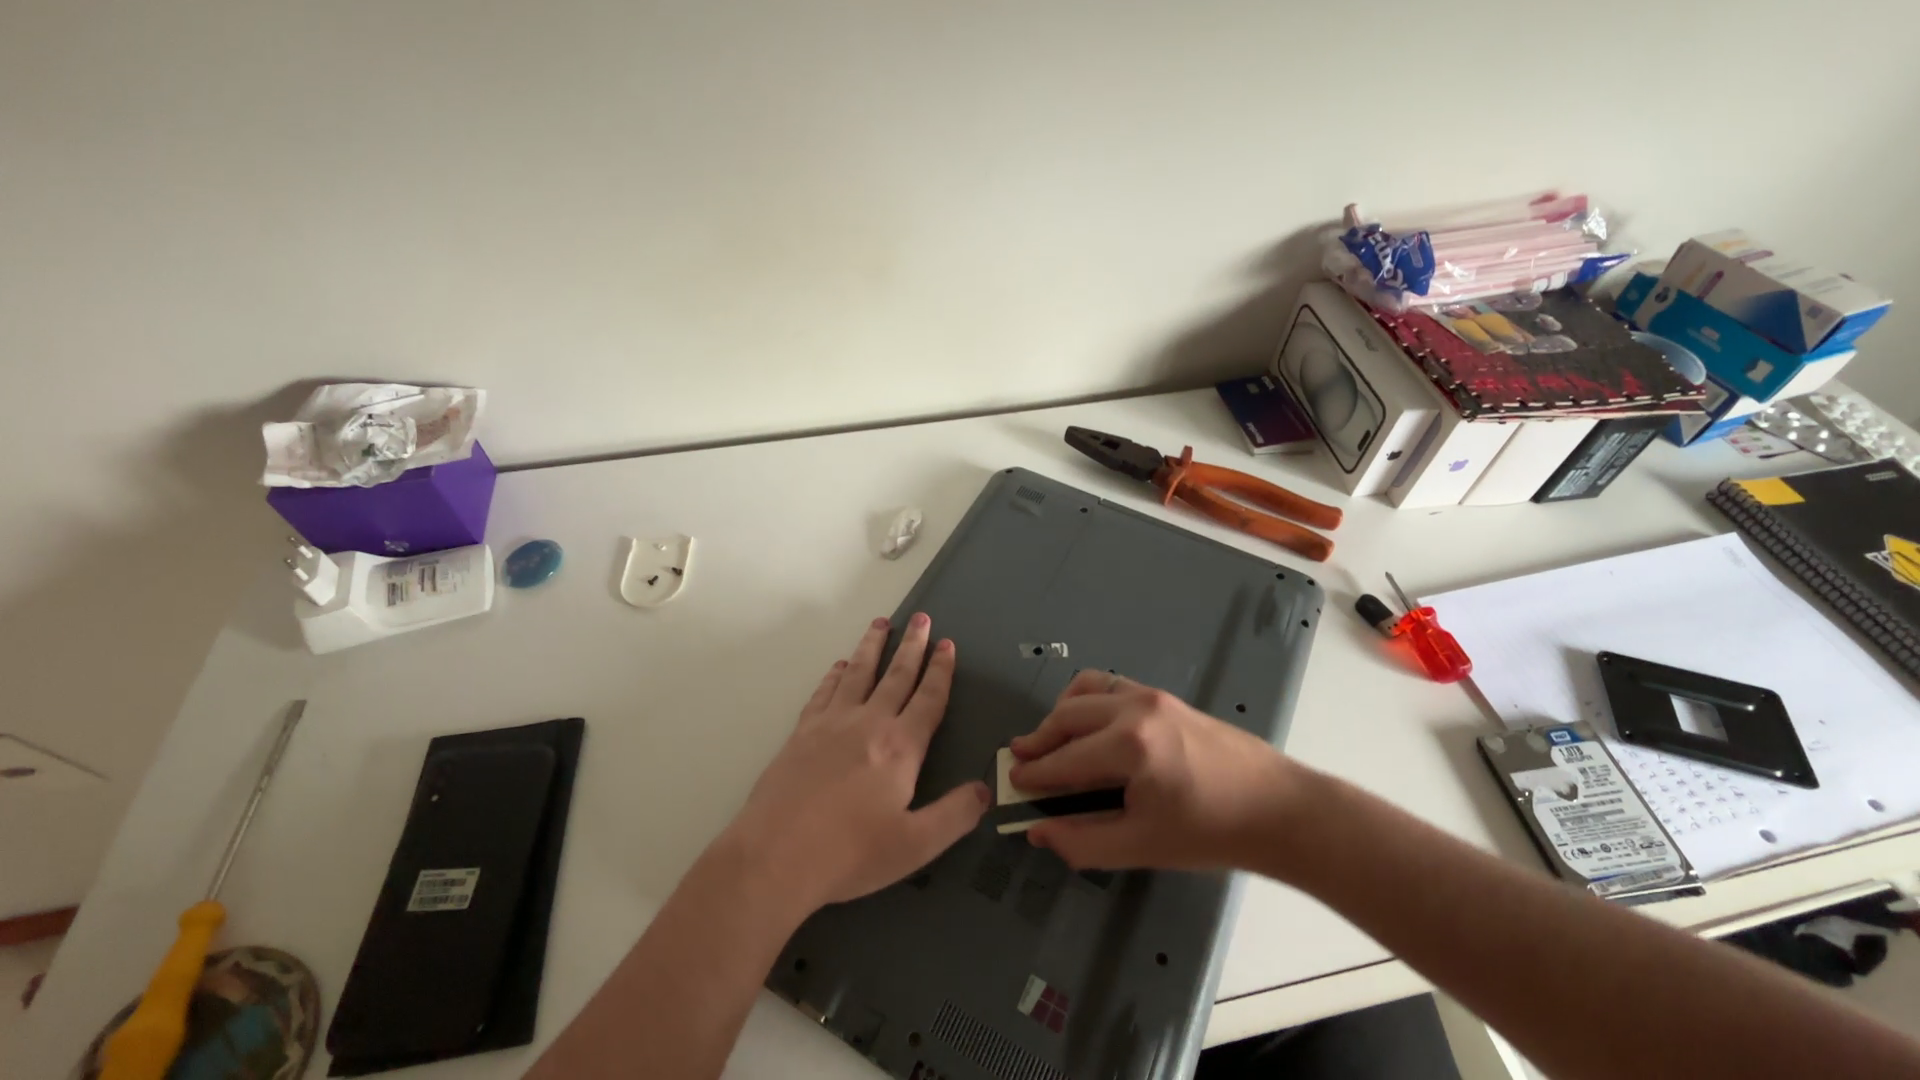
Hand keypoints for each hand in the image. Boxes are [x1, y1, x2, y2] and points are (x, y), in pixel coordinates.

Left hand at [724, 614, 988, 914]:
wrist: (774, 856)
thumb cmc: (850, 854)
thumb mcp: (915, 845)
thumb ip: (955, 815)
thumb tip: (985, 790)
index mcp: (901, 748)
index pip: (928, 699)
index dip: (940, 671)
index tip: (946, 645)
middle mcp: (868, 724)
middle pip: (895, 676)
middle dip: (912, 646)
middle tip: (921, 619)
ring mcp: (830, 725)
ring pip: (857, 673)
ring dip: (872, 646)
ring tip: (881, 623)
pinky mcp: (801, 734)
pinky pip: (824, 692)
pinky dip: (836, 674)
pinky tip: (840, 667)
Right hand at [1007, 671, 1305, 871]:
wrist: (1279, 809)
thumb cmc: (1211, 833)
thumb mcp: (1142, 847)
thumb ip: (1083, 841)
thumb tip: (1039, 832)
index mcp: (1128, 746)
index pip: (1064, 760)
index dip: (1034, 774)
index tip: (1012, 783)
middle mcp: (1134, 710)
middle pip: (1068, 716)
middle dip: (1040, 740)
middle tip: (1020, 761)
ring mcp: (1152, 697)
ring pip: (1087, 691)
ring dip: (1062, 714)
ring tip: (1050, 739)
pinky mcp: (1166, 697)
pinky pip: (1112, 686)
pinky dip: (1089, 700)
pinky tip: (1089, 726)